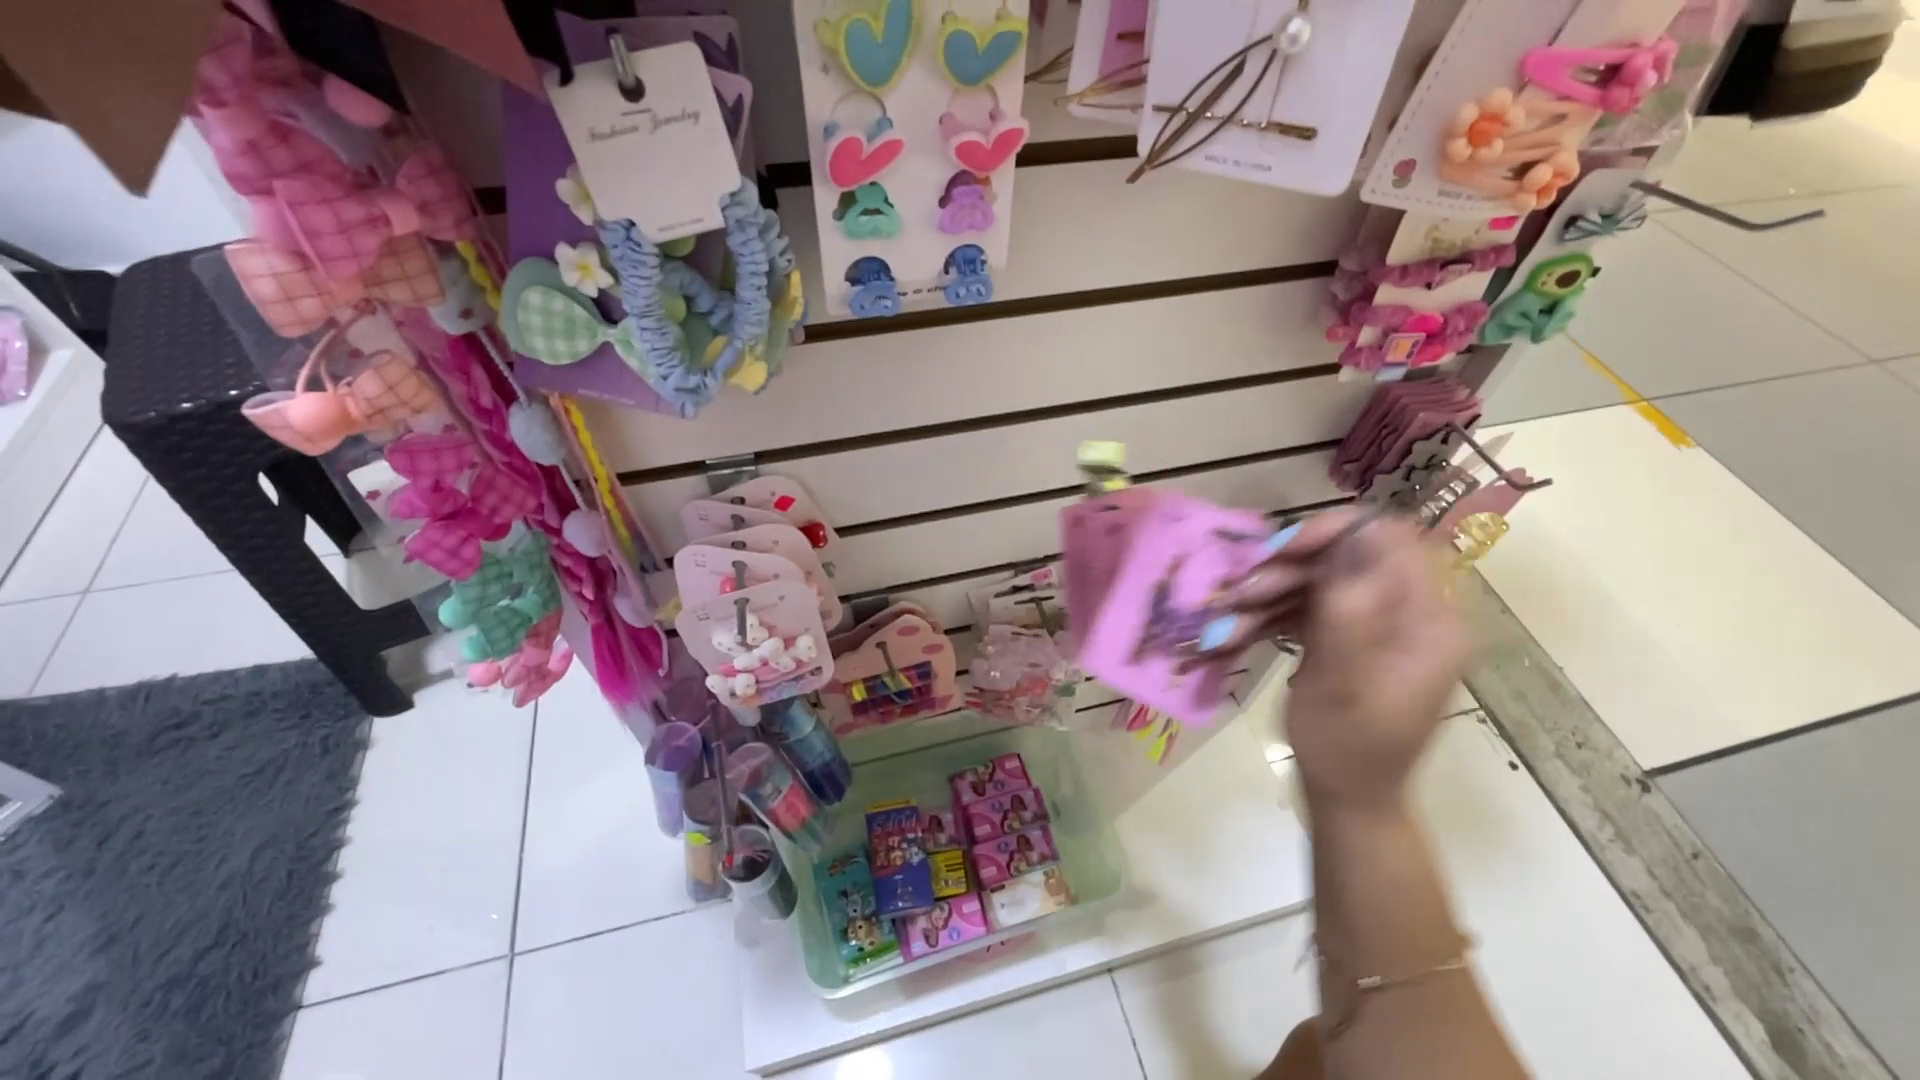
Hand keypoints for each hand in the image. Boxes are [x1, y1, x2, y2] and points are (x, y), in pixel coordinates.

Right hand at [1218, 509, 1466, 810]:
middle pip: (1350, 556)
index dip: (1335, 533)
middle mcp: (1411, 613)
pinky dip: (1276, 612)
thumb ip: (1348, 612)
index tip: (1280, 551)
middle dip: (1291, 568)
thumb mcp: (1343, 684)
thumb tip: (1343, 546)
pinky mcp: (1354, 637)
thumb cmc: (1348, 750)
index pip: (1391, 541)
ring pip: (1324, 579)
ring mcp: (1381, 624)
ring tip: (1231, 617)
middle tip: (1243, 591)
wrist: (1349, 801)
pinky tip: (1240, 627)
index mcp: (1428, 620)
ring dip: (1274, 591)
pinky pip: (1313, 605)